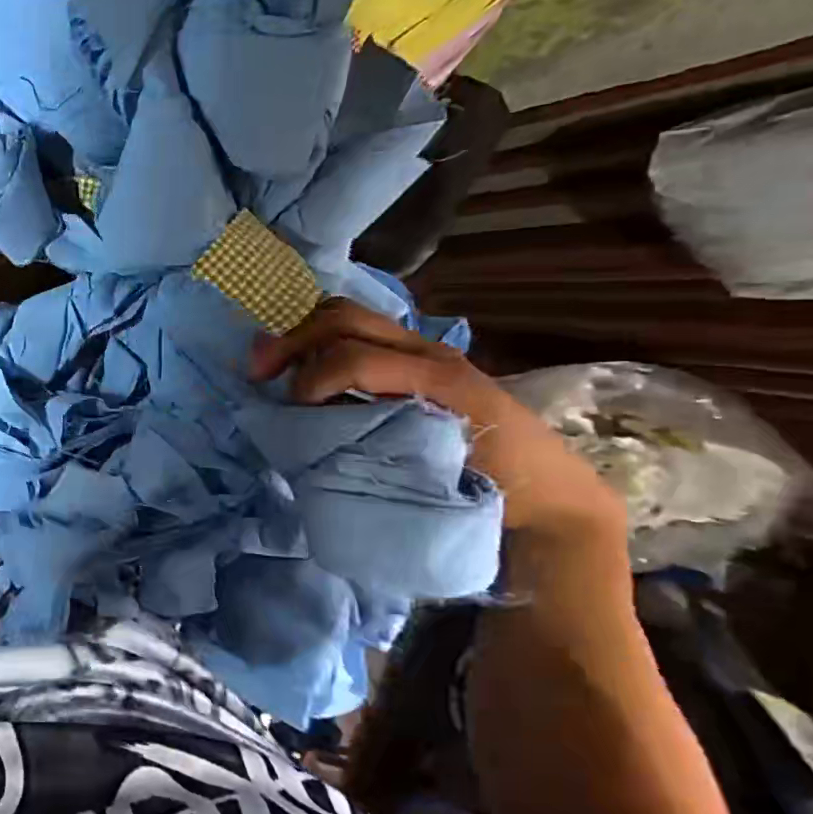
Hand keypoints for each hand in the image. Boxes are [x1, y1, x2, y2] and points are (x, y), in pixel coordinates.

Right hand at [252, 298, 615, 533]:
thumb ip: (369, 442)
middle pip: (342, 318)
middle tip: (261, 372)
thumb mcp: (430, 470)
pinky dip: (321, 346)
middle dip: (292, 340)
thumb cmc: (492, 489)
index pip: (351, 356)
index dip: (310, 378)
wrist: (551, 495)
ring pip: (347, 318)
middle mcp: (427, 352)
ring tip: (277, 370)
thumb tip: (302, 426)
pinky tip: (306, 374)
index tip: (294, 410)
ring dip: (304, 339)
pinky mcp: (418, 360)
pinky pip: (358, 336)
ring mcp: (424, 351)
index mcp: (435, 377)